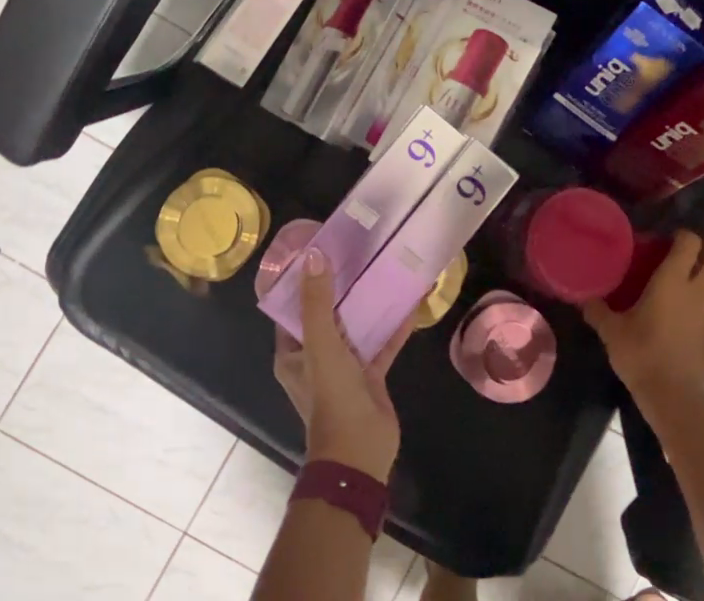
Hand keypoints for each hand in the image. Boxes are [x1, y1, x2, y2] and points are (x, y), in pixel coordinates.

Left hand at [272, 249, 412, 480]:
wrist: (360, 452)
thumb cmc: (332, 396)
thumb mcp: (321, 344)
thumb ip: (318, 302)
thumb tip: (313, 256)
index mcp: (292, 352)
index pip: (292, 309)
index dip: (303, 281)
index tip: (321, 250)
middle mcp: (315, 357)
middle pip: (326, 314)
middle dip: (341, 287)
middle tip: (359, 254)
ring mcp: (344, 368)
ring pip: (355, 328)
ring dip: (368, 304)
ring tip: (385, 270)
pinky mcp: (370, 376)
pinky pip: (380, 344)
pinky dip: (393, 327)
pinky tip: (411, 304)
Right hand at [582, 229, 703, 411]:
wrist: (673, 396)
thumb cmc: (641, 354)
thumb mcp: (611, 332)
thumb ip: (597, 310)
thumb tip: (583, 298)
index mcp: (673, 280)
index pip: (690, 242)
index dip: (681, 236)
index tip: (664, 240)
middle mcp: (698, 290)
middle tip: (679, 260)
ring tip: (683, 286)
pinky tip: (684, 316)